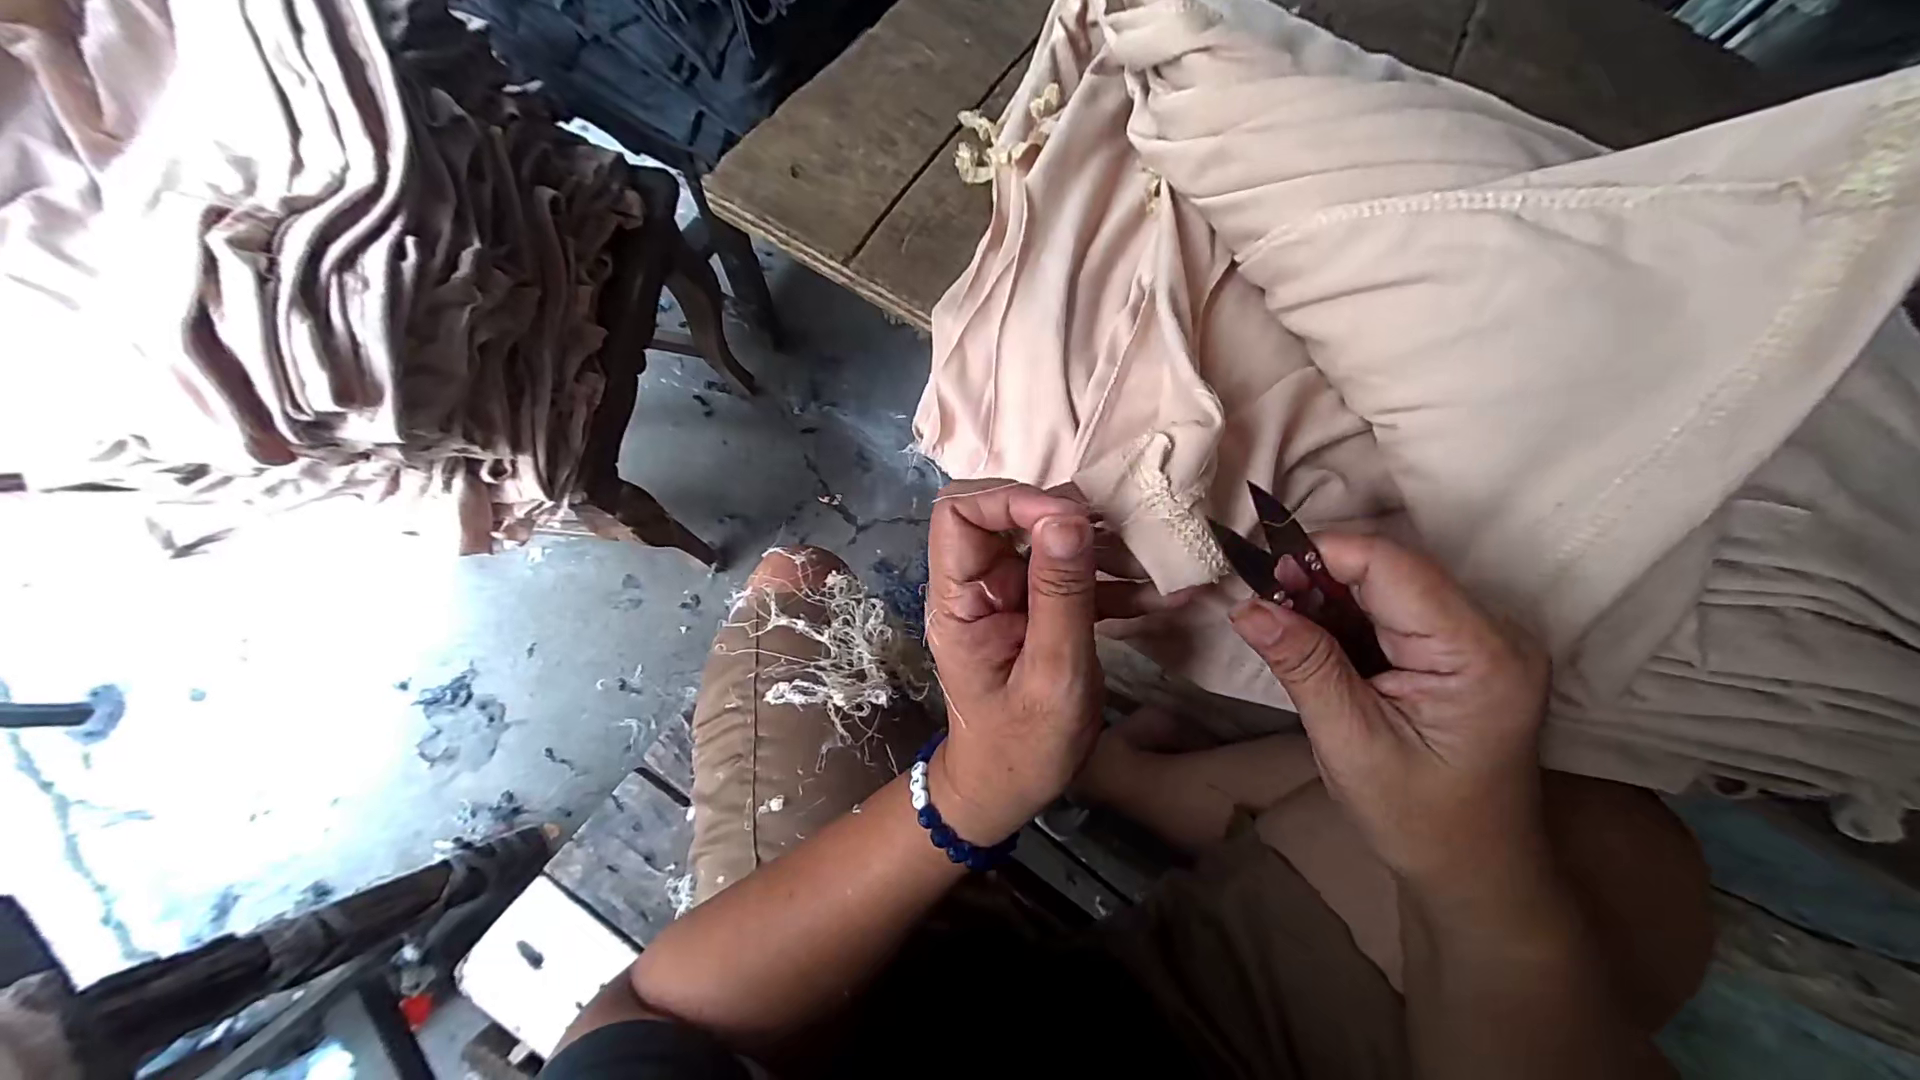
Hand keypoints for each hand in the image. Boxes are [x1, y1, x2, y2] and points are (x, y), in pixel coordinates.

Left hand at [923, 479, 1189, 843]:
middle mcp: (977, 586)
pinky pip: (1068, 575)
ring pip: (1044, 540)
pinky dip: (1110, 581)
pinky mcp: (1035, 609)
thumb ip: (1060, 594)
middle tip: (1119, 537)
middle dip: (1064, 518)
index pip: (959, 514)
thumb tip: (1065, 515)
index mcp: (958, 599)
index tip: (1068, 520)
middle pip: (1005, 516)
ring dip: (1097, 548)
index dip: (1009, 500)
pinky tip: (1158, 597)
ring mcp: (1007, 595)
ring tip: (1148, 565)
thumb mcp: (1052, 674)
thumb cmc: (1023, 745)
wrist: (1010, 787)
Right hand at [1228, 534, 1550, 894]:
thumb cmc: (1417, 818)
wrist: (1474, 869)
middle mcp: (1492, 631)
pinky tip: (1313, 639)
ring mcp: (1479, 637)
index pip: (1394, 567)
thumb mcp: (1349, 742)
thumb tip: (1246, 607)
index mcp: (1479, 654)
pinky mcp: (1459, 647)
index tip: (1262, 577)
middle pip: (1391, 569)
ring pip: (1386, 583)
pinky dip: (1342, 615)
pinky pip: (1391, 607)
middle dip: (1317, 577)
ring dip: (1325, 596)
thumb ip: (1302, 665)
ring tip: (1282, 625)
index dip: (1322, 555)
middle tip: (1263, 606)